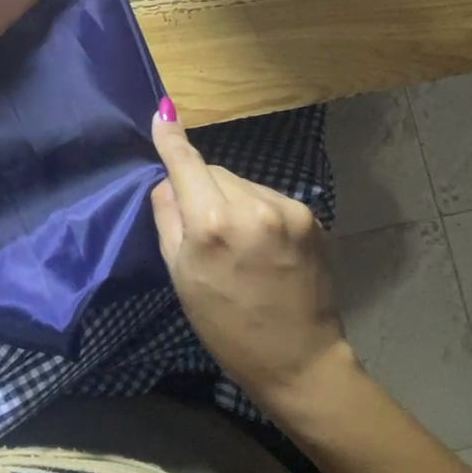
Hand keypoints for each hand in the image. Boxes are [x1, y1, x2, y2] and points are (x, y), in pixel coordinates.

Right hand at [150, 99, 350, 407]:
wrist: (299, 360)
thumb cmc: (225, 325)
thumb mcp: (180, 276)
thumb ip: (168, 218)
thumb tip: (168, 181)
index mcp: (213, 223)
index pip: (186, 164)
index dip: (171, 139)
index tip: (162, 112)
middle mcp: (252, 206)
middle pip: (213, 172)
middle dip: (202, 188)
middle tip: (201, 230)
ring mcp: (287, 209)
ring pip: (241, 182)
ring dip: (231, 199)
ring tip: (238, 244)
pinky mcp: (309, 217)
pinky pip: (267, 197)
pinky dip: (256, 210)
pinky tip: (262, 245)